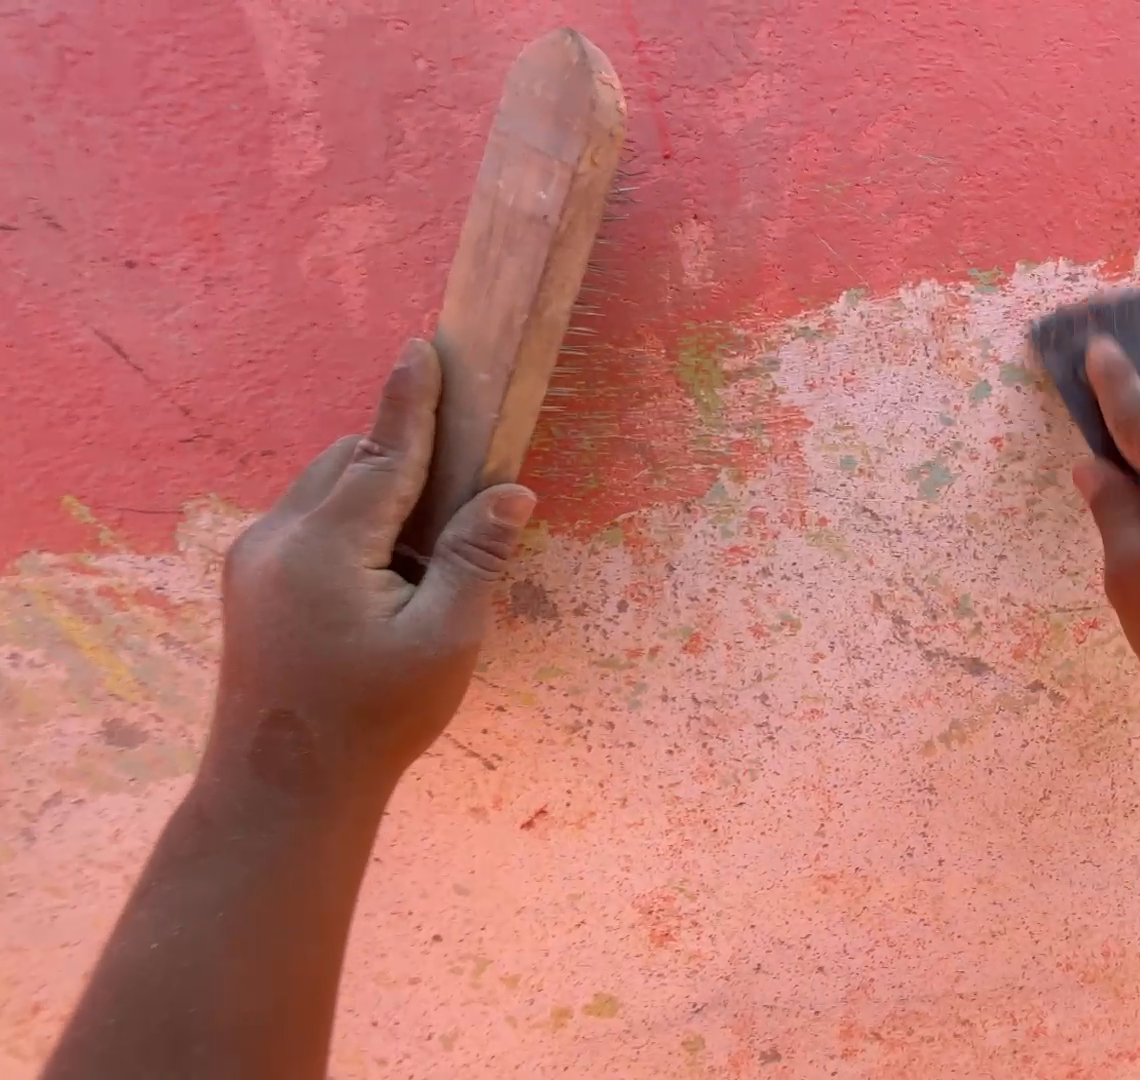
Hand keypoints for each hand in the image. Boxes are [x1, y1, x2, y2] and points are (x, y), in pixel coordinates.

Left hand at [205, 339, 534, 804]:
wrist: (288, 784)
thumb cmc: (380, 712)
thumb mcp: (448, 635)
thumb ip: (476, 555)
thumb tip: (512, 491)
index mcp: (325, 549)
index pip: (381, 457)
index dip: (409, 402)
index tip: (424, 349)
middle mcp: (276, 539)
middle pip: (351, 463)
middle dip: (407, 453)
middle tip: (466, 479)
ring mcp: (256, 559)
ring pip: (329, 488)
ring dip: (385, 489)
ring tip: (433, 541)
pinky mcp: (254, 580)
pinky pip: (315, 518)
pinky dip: (362, 517)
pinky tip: (393, 566)